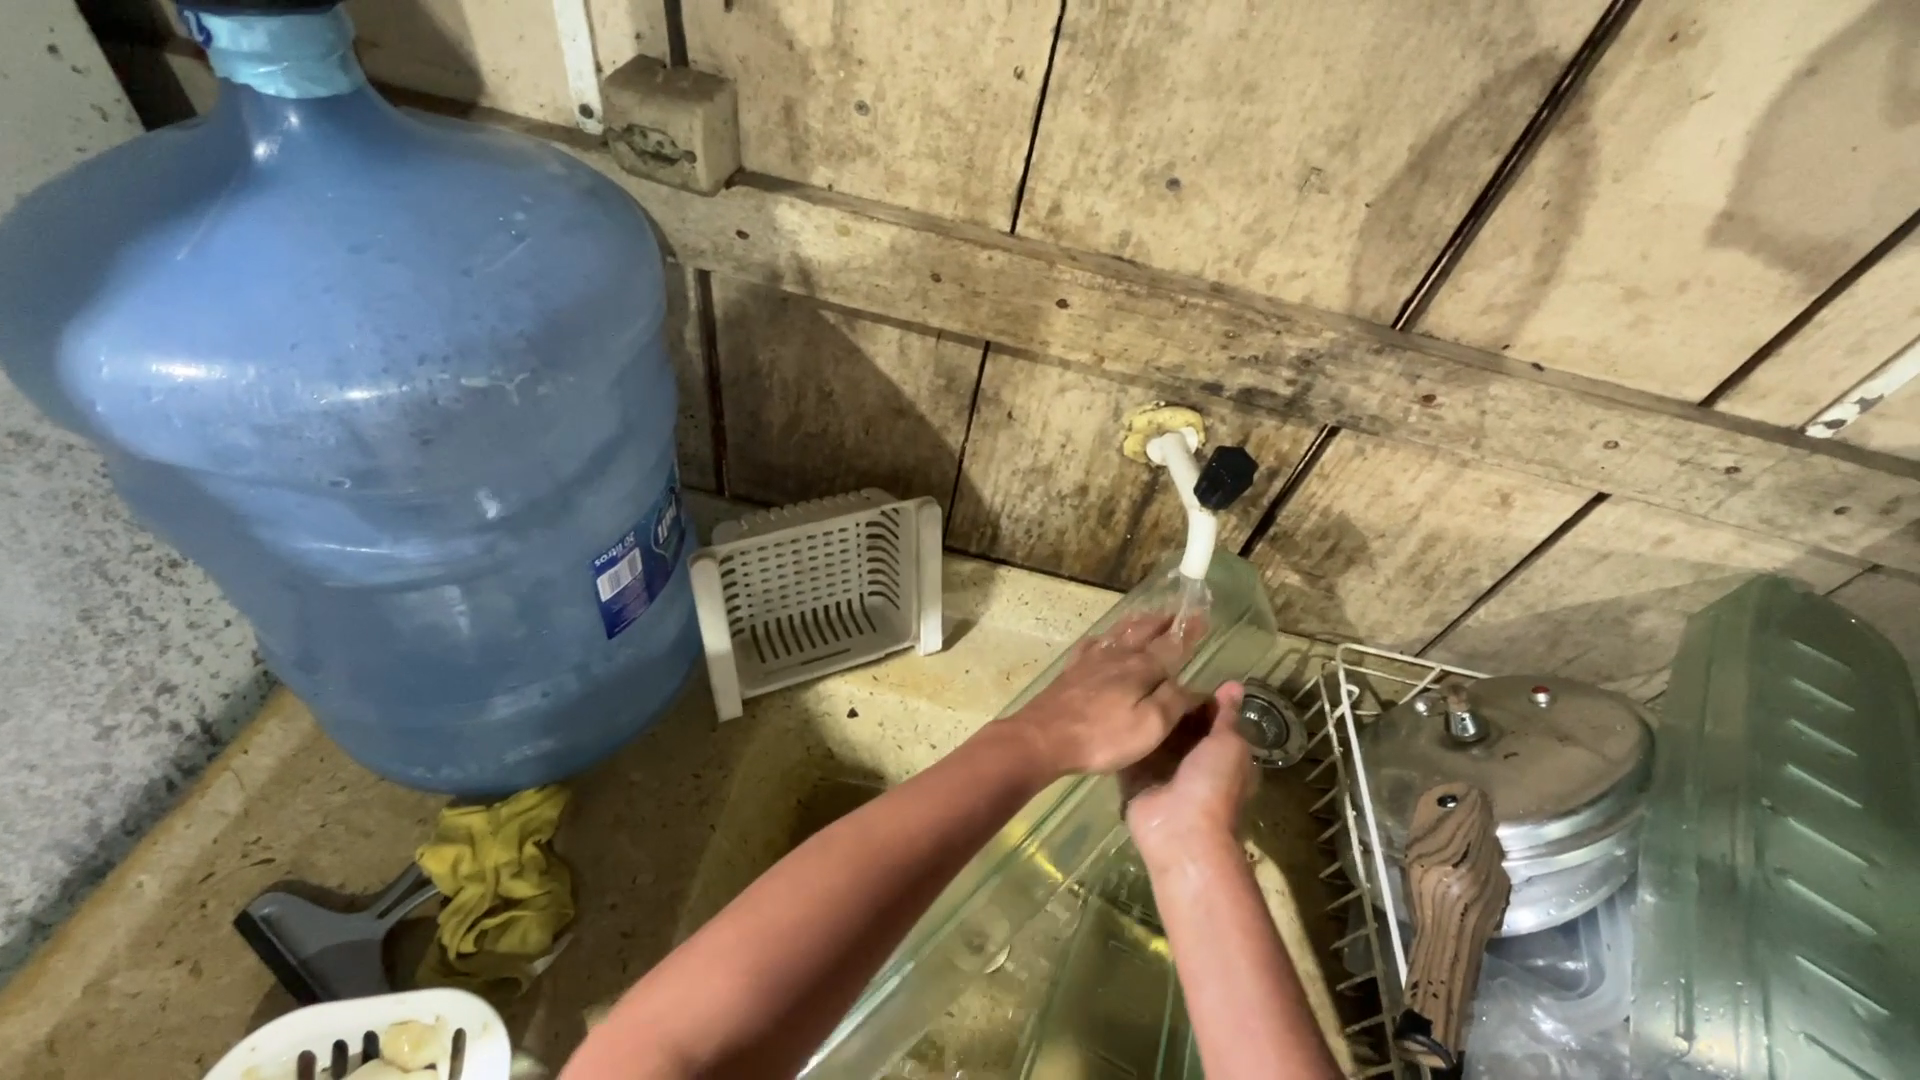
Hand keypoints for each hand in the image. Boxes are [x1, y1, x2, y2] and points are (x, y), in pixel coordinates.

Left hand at [995, 614, 1205, 776]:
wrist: (1043, 738)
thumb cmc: (1102, 737)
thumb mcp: (1150, 726)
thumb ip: (1174, 702)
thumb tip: (1194, 686)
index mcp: (1141, 669)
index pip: (1172, 645)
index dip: (1188, 632)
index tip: (1202, 617)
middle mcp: (1117, 657)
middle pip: (1143, 632)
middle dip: (1162, 621)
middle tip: (1176, 612)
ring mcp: (1090, 662)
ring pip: (1117, 634)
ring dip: (1135, 623)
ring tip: (1146, 616)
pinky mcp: (1070, 672)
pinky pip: (1090, 646)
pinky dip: (1102, 639)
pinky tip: (1101, 640)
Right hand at [1122, 682, 1252, 848]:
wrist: (1181, 830)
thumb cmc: (1214, 783)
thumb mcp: (1229, 744)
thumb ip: (1226, 716)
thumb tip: (1235, 685)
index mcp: (1223, 756)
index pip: (1212, 721)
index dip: (1202, 700)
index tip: (1182, 675)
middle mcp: (1193, 763)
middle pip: (1180, 728)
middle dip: (1170, 707)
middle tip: (1148, 676)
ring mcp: (1163, 772)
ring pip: (1154, 738)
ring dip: (1145, 718)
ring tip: (1127, 686)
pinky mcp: (1135, 779)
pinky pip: (1129, 752)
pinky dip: (1123, 736)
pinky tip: (1111, 711)